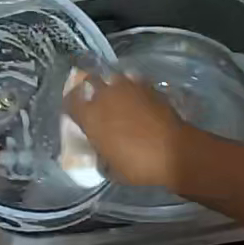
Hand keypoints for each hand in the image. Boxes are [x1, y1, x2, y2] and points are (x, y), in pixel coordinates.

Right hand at [64, 65, 197, 191]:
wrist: (174, 152)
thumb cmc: (137, 165)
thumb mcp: (110, 167)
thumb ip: (100, 153)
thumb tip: (100, 149)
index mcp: (89, 115)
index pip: (69, 100)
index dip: (70, 104)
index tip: (74, 111)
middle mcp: (104, 96)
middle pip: (89, 80)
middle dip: (89, 87)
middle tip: (94, 99)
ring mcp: (127, 88)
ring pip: (113, 77)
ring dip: (112, 85)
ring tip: (116, 94)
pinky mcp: (148, 86)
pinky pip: (134, 81)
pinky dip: (133, 87)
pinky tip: (137, 96)